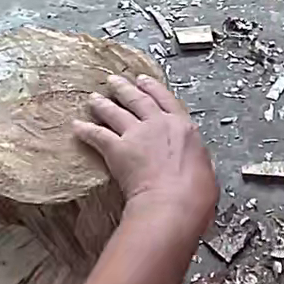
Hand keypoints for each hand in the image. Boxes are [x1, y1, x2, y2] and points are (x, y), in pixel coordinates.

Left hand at [72, 74, 216, 232]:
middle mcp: (159, 124)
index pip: (166, 100)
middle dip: (125, 89)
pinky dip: (85, 130)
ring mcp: (137, 135)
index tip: (144, 81)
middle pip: (138, 100)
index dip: (154, 89)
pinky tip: (77, 127)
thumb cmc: (194, 192)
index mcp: (184, 128)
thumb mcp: (207, 170)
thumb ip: (198, 160)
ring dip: (103, 104)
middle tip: (114, 82)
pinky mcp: (117, 149)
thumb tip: (198, 165)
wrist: (172, 202)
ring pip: (115, 112)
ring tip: (93, 98)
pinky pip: (96, 135)